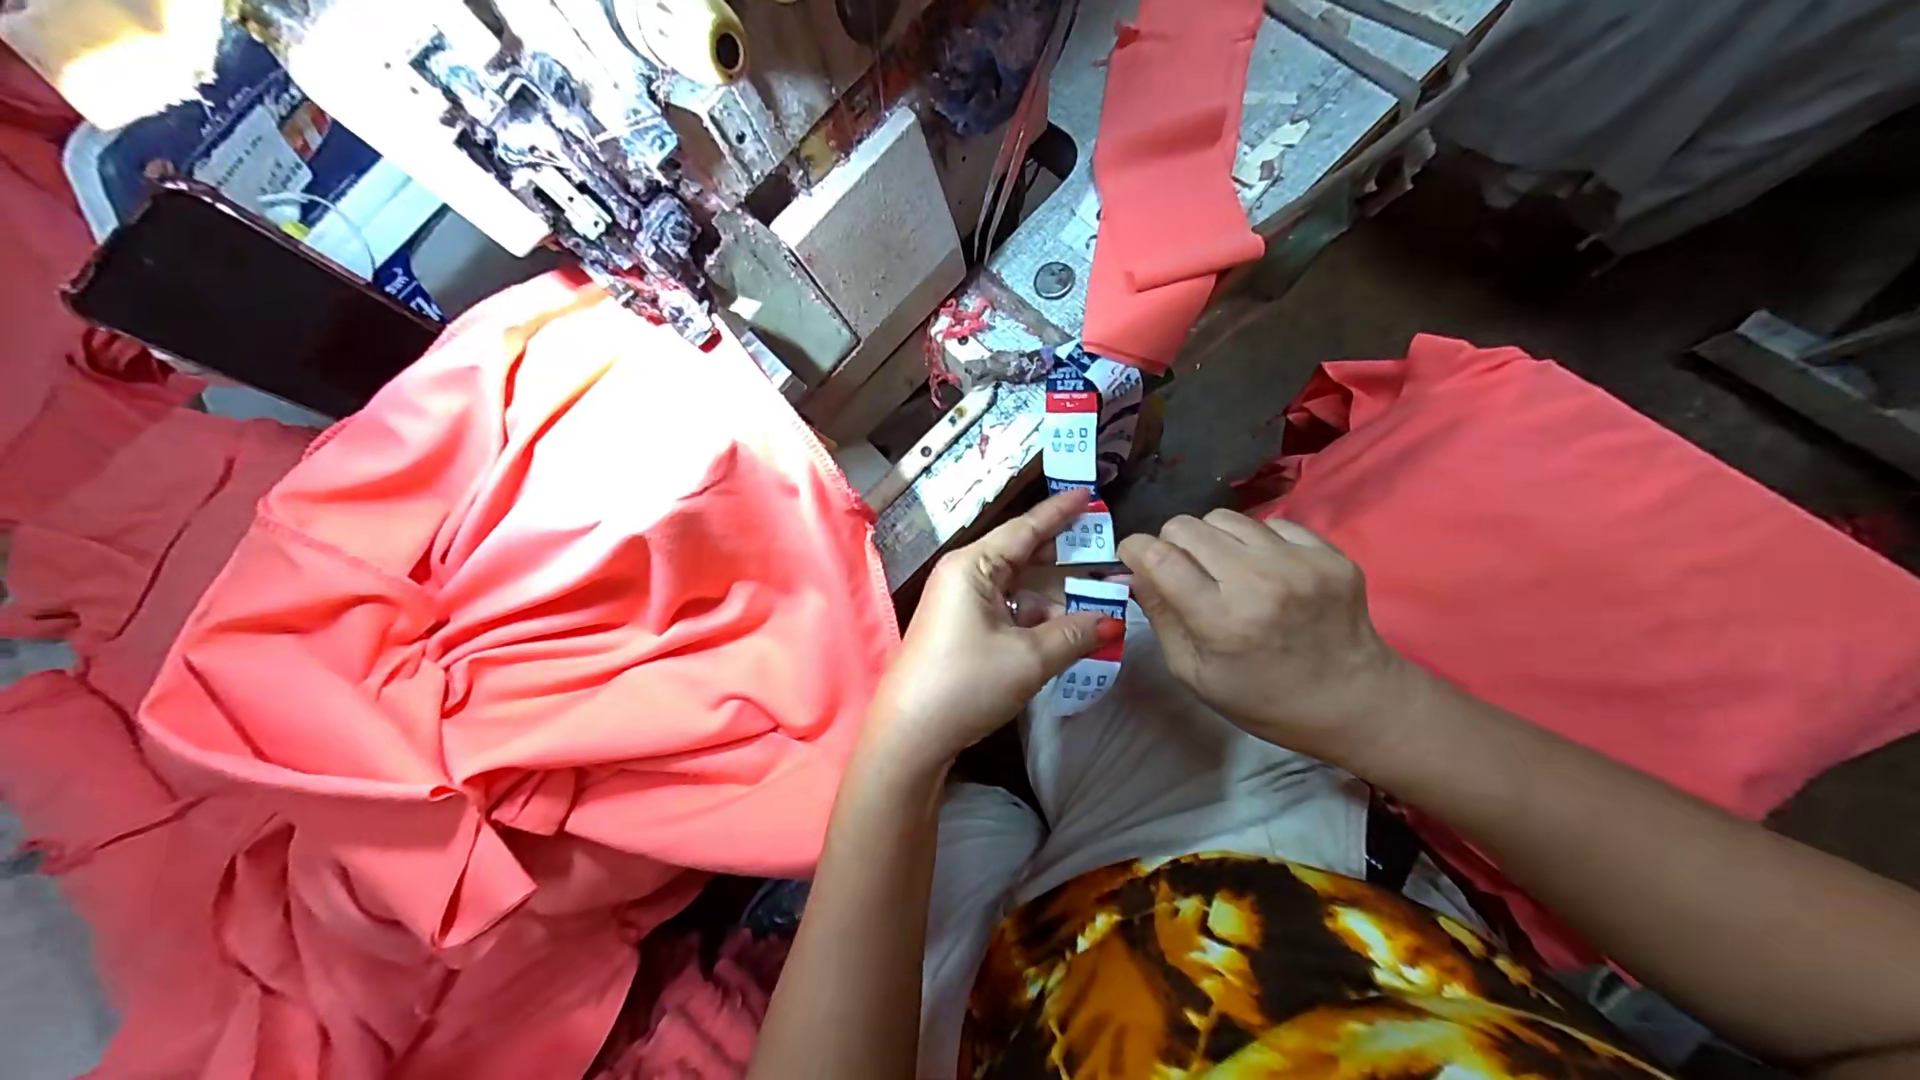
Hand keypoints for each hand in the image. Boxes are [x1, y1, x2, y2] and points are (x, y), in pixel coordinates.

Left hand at [863, 490, 1125, 775]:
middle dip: (1065, 558)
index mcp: (973, 566)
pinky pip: (1007, 610)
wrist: (911, 734)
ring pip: (1018, 587)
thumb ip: (1076, 633)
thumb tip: (1115, 621)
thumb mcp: (1030, 657)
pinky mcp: (961, 628)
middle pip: (1023, 556)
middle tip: (1106, 553)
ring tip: (1098, 605)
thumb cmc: (968, 682)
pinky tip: (1066, 632)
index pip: (1025, 528)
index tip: (1089, 494)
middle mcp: (964, 575)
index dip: (1060, 512)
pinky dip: (1036, 618)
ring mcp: (960, 602)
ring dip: (1055, 597)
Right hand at [1116, 510, 1414, 762]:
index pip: (1158, 556)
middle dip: (1171, 543)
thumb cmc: (1263, 698)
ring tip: (1224, 569)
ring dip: (1212, 539)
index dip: (1135, 549)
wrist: (1355, 701)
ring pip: (1224, 517)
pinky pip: (1269, 523)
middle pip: (1186, 526)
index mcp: (1221, 619)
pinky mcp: (1328, 553)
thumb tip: (1130, 571)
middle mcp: (1259, 581)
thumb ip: (1160, 616)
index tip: (1132, 557)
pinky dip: (1255, 541)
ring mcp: (1299, 562)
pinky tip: (1264, 571)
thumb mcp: (1195, 672)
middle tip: (1181, 569)